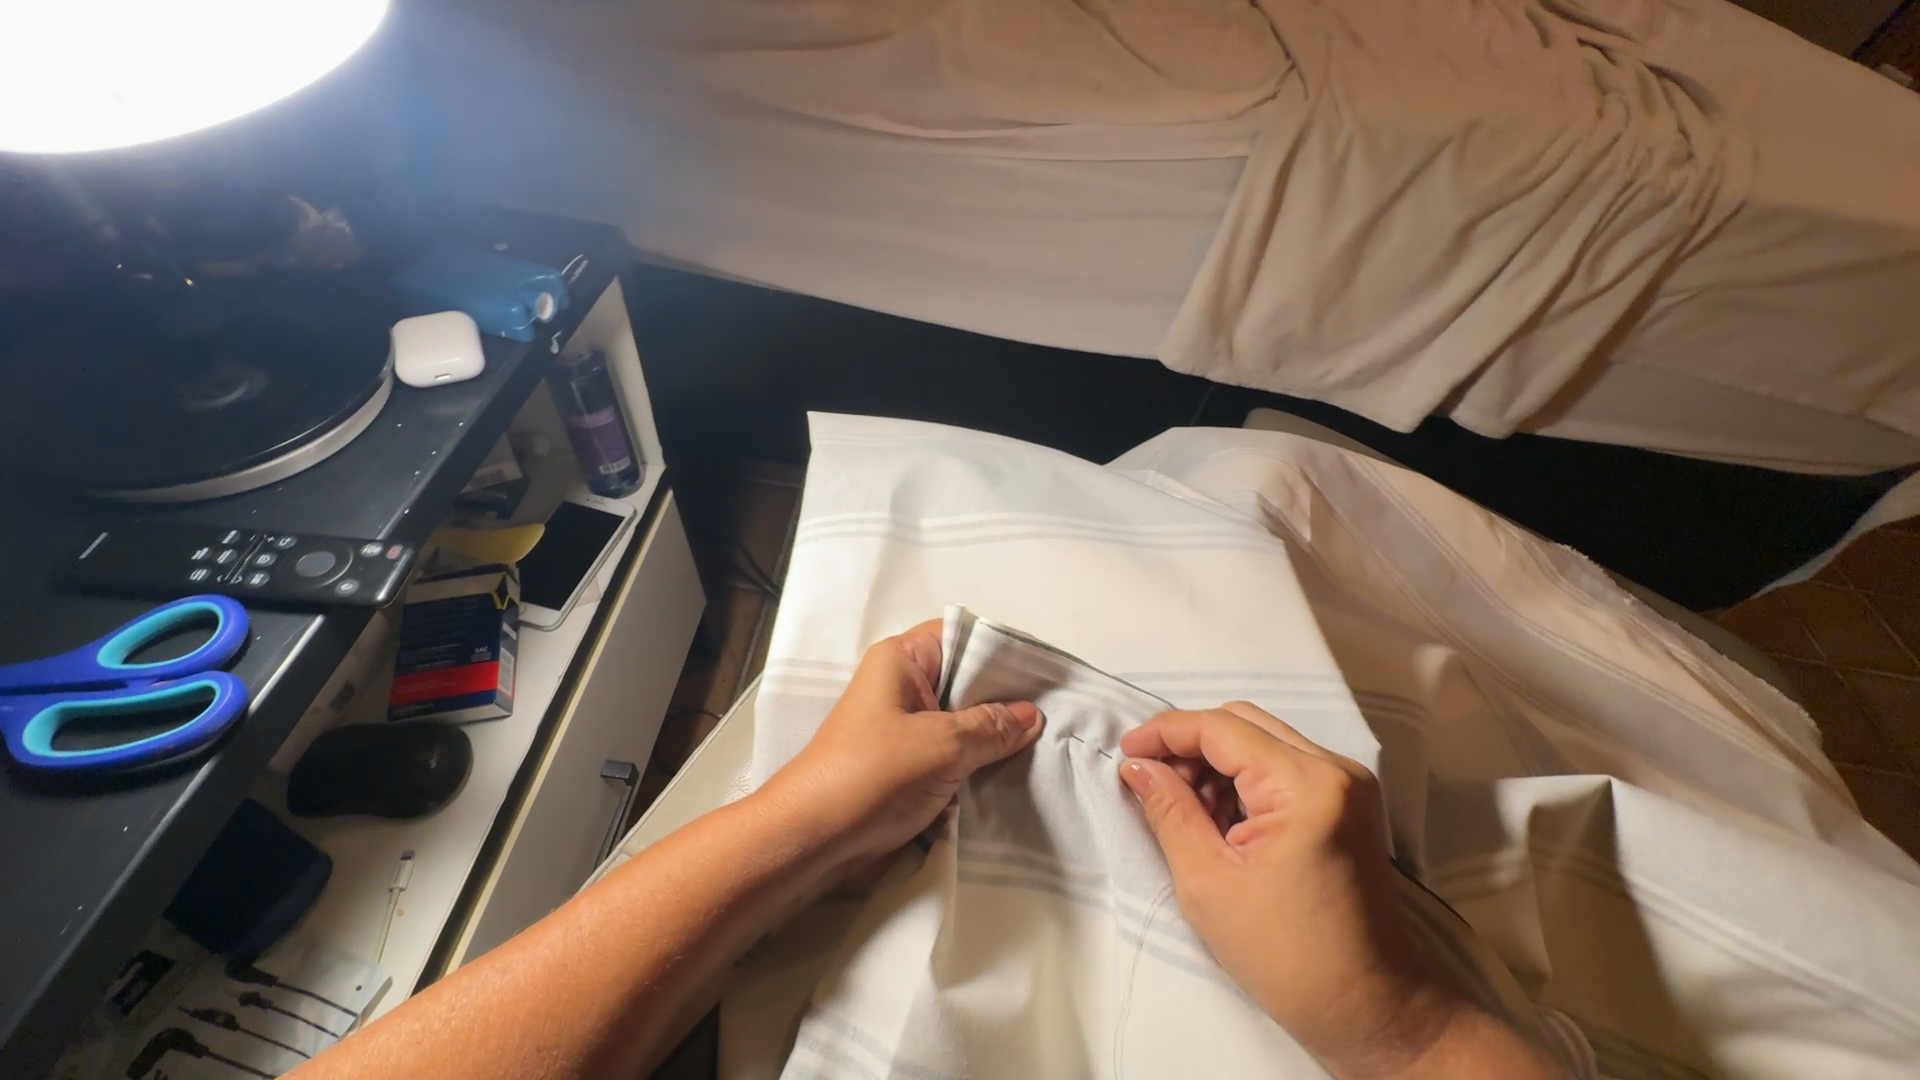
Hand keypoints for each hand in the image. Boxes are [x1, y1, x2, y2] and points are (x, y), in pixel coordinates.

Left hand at [758, 619, 1043, 871]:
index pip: (962, 638)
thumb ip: (992, 727)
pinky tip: (1017, 772)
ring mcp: (907, 728)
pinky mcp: (909, 765)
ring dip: (996, 737)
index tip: (1047, 674)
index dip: (1002, 651)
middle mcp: (904, 686)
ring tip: (1047, 745)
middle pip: (966, 681)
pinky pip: (954, 753)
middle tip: (1058, 712)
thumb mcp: (942, 744)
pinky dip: (980, 762)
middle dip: (1007, 699)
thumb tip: (1032, 715)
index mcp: (902, 660)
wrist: (815, 840)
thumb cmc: (873, 775)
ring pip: (963, 721)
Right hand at [1118, 703, 1461, 1077]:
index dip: (1165, 732)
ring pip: (1260, 739)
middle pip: (1242, 723)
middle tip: (1153, 780)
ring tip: (1185, 807)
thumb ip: (1168, 809)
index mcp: (1305, 785)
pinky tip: (1219, 816)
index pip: (1220, 728)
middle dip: (1189, 745)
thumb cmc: (1285, 955)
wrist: (1369, 1008)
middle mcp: (1334, 769)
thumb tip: (1136, 765)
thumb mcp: (1206, 881)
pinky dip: (1242, 778)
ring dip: (1214, 762)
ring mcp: (1347, 782)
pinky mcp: (1348, 800)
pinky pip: (1281, 763)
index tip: (1126, 750)